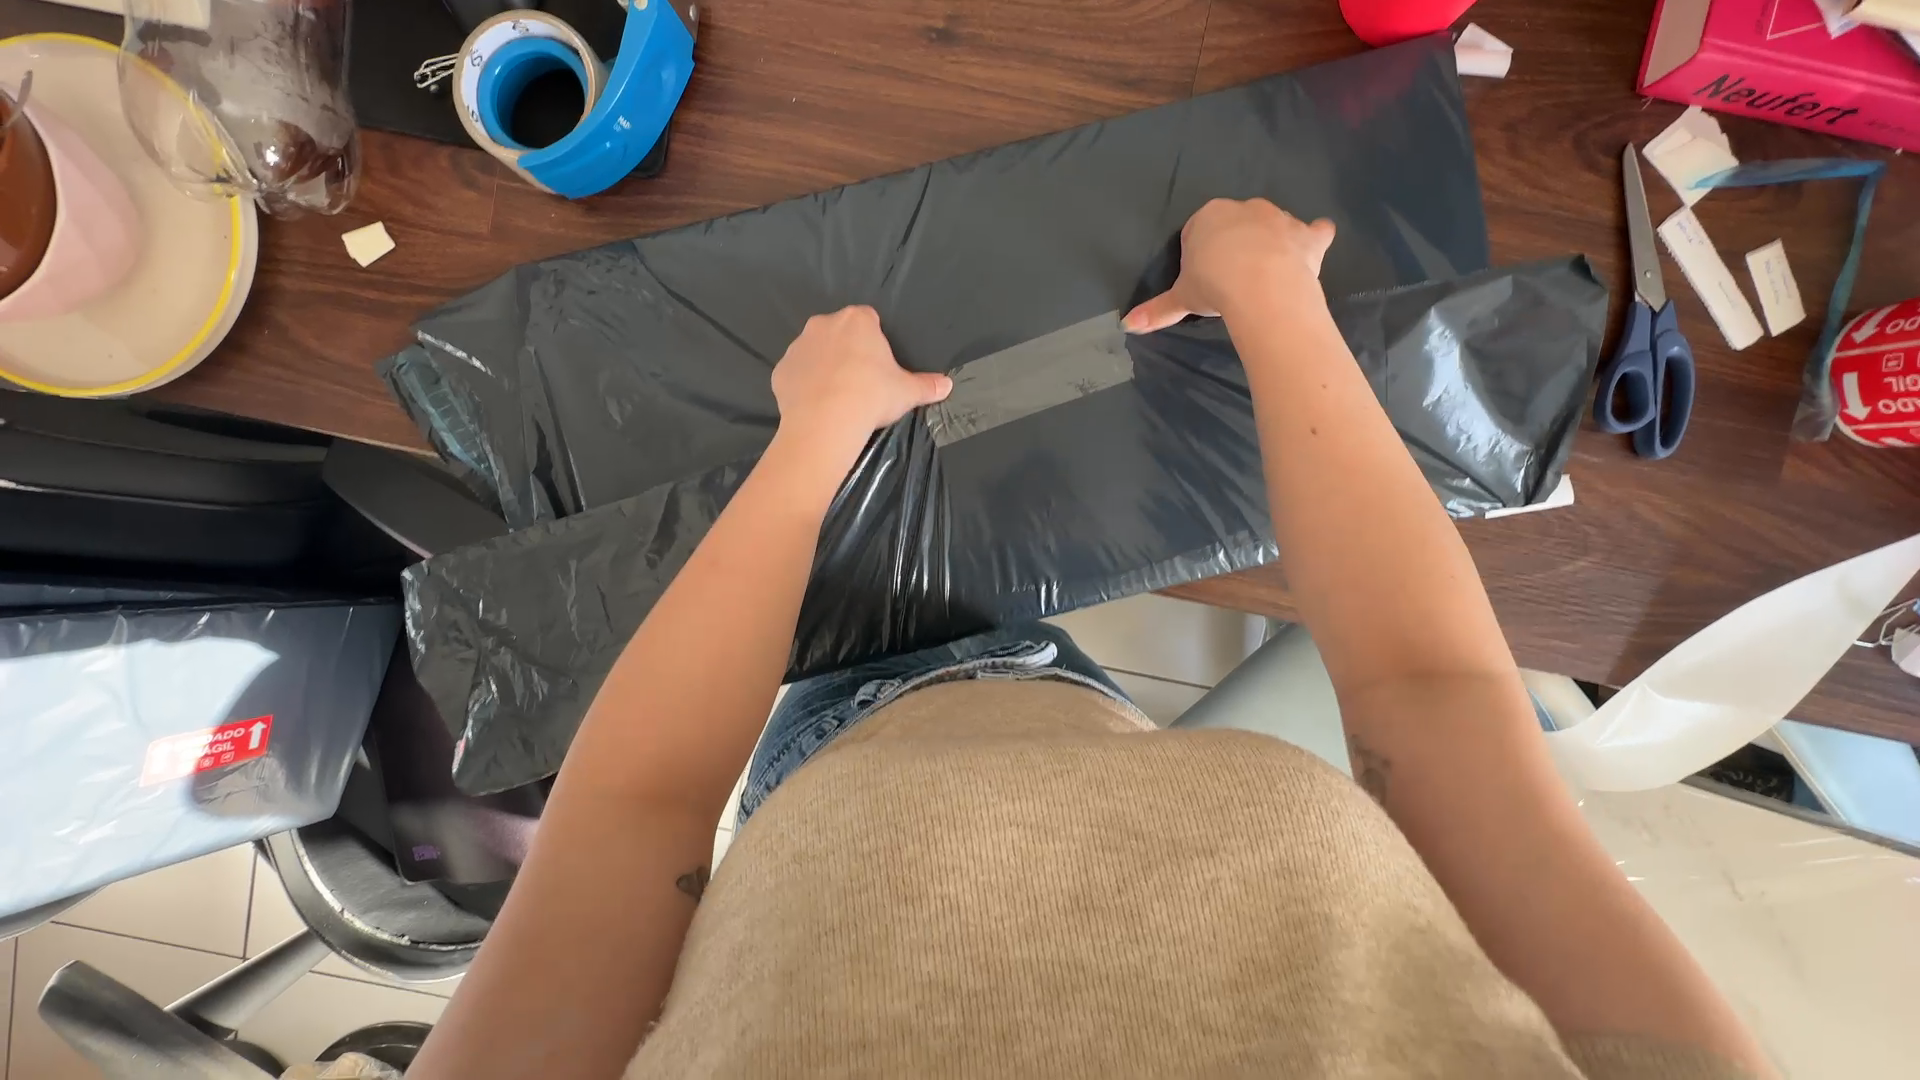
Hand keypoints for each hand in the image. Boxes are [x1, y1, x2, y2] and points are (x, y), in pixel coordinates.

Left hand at [771, 305, 952, 442]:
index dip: (875, 342)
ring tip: (836, 396)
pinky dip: (804, 385)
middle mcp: (824, 325)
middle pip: (839, 332)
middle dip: (847, 350)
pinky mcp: (781, 370)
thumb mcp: (907, 392)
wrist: (826, 422)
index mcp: (857, 321)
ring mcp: (798, 346)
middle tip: (859, 381)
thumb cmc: (871, 397)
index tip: (879, 365)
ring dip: (824, 366)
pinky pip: (796, 374)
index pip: (869, 320)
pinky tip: (816, 405)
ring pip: (814, 351)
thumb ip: (927, 385)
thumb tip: (948, 385)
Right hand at [1122, 199, 1335, 333]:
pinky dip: (1314, 238)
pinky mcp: (1308, 235)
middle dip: (1233, 245)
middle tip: (1229, 279)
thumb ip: (1156, 310)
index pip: (1198, 232)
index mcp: (1208, 217)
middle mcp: (1245, 209)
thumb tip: (1125, 326)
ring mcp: (1280, 219)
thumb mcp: (1181, 299)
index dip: (1199, 255)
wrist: (1262, 288)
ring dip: (1269, 243)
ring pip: (1272, 226)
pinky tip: (1314, 247)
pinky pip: (1315, 231)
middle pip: (1235, 224)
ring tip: (1264, 274)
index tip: (1201, 278)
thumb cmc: (1214, 286)